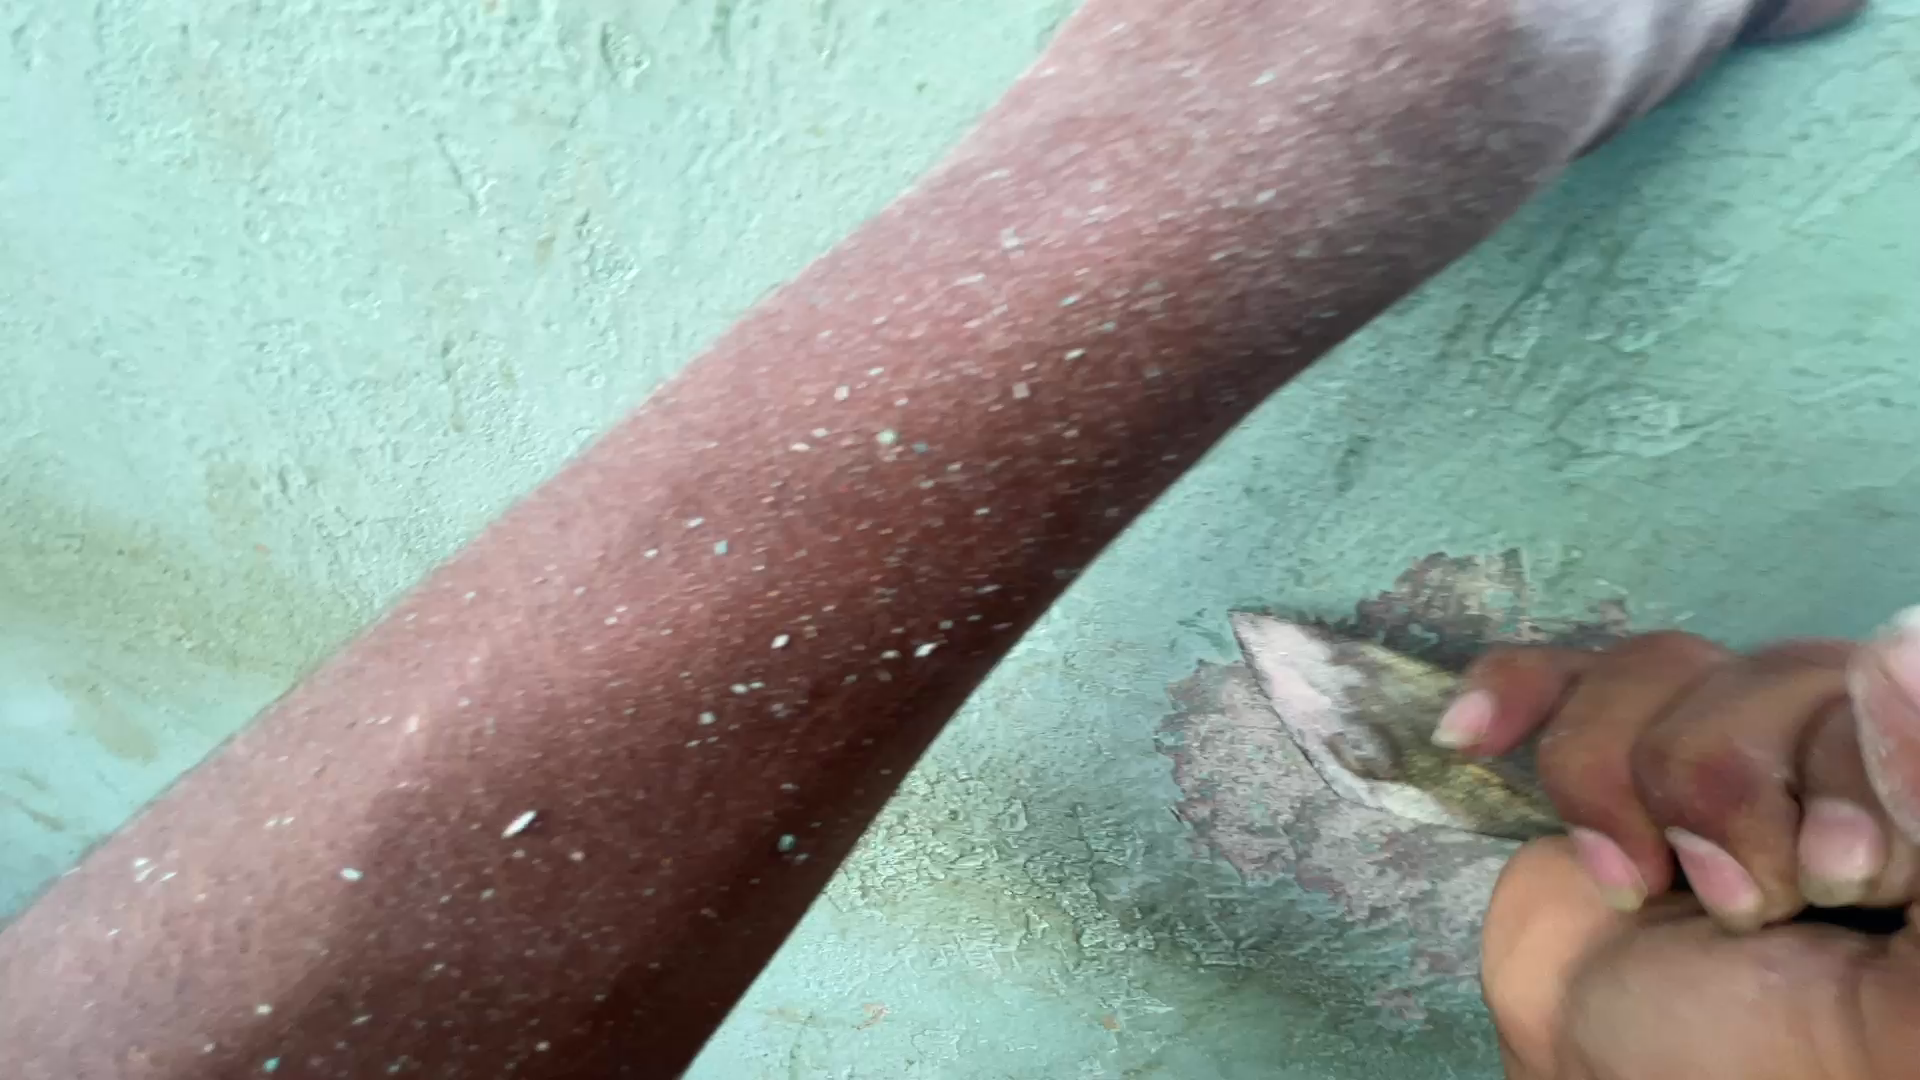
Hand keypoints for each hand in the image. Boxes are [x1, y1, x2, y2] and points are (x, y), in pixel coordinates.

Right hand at [1466, 613, 1919, 1077]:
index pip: (1896, 698)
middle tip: (1728, 904)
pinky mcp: (1580, 741)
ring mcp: (1687, 740)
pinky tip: (1471, 738)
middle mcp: (1821, 753)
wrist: (1603, 1069)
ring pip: (1647, 670)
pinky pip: (1539, 669)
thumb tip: (1908, 646)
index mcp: (1911, 803)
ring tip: (1623, 877)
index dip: (1850, 774)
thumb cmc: (1771, 1062)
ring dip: (1608, 779)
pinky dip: (1504, 693)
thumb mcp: (1905, 1004)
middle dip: (1716, 796)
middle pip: (1765, 676)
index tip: (1830, 884)